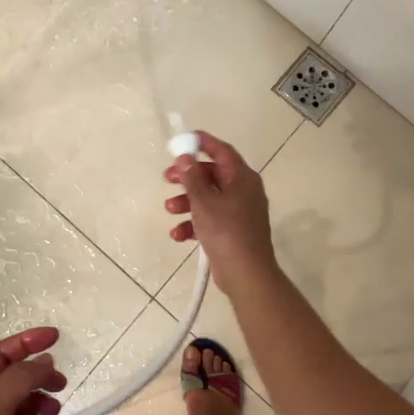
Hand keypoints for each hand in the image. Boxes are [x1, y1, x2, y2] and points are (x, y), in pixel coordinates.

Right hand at [163, 131, 279, 290]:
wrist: (246, 274)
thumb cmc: (226, 232)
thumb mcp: (204, 202)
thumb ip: (192, 178)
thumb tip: (185, 156)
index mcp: (241, 178)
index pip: (222, 150)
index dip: (202, 142)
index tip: (181, 141)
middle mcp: (242, 190)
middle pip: (212, 174)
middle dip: (188, 177)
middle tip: (167, 178)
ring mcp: (238, 211)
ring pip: (208, 198)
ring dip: (186, 202)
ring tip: (169, 209)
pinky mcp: (232, 230)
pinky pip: (210, 219)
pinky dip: (194, 223)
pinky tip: (178, 234)